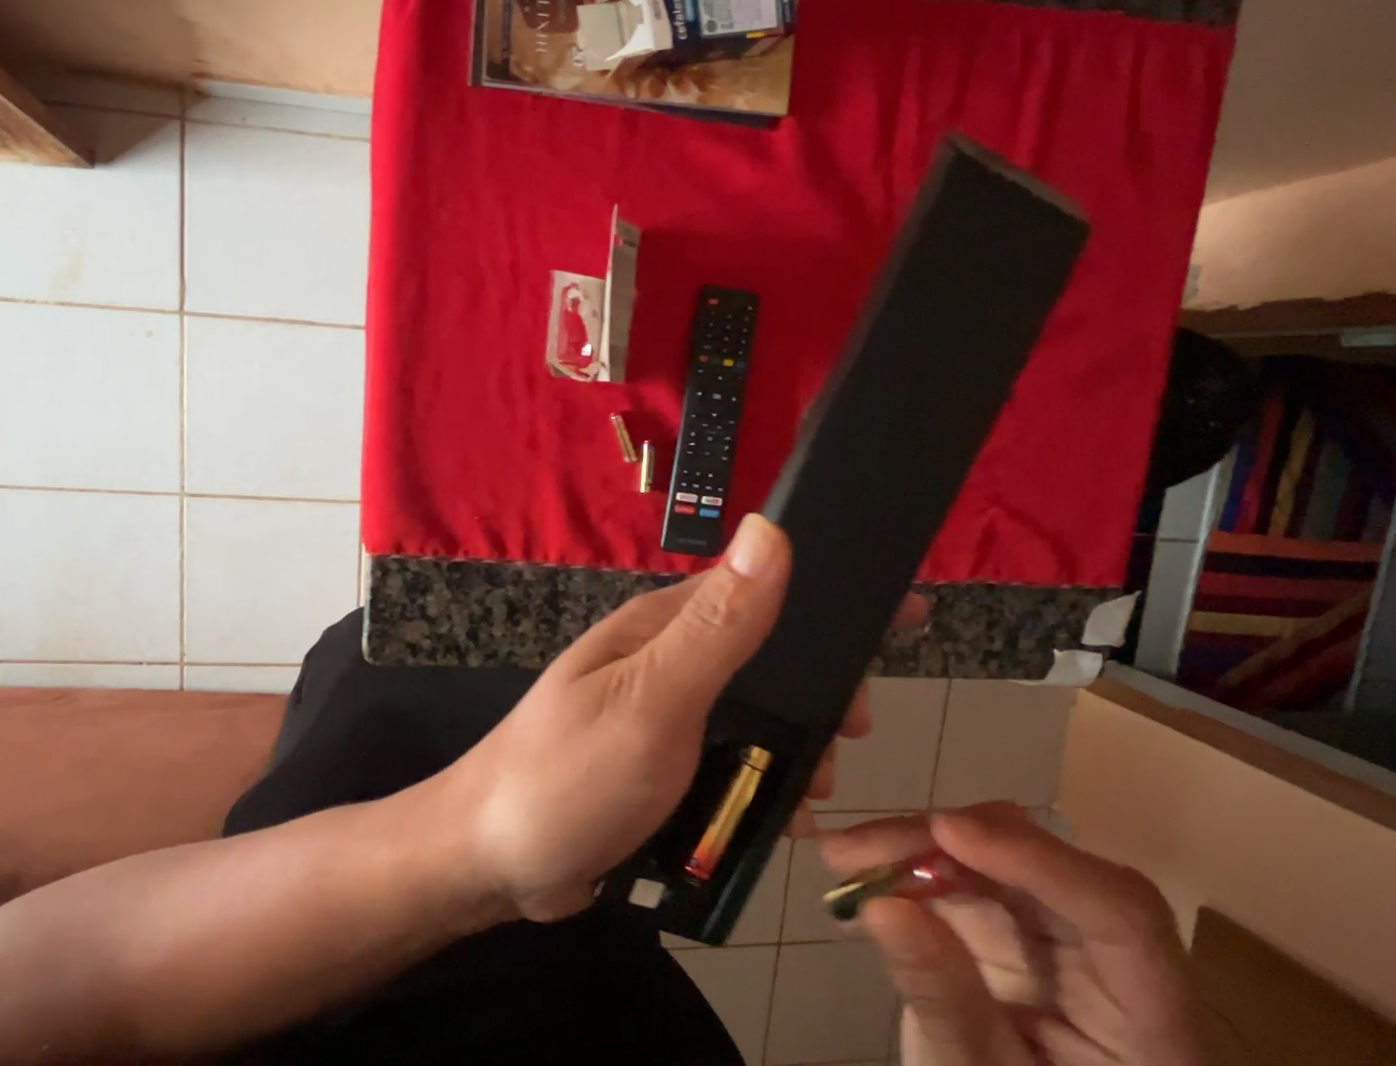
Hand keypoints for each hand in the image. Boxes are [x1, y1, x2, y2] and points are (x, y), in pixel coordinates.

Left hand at [431, 514, 923, 922]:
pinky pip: (730, 769)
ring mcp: (662, 720)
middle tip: (849, 740)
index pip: (759, 589)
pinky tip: (779, 823)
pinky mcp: (660, 771)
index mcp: (661, 629)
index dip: (828, 602)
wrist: (493, 864)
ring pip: (755, 722)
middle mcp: (665, 664)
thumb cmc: (568, 778)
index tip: (903, 621)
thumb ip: (715, 626)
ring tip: (810, 795)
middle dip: (818, 696)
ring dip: (794, 753)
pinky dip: (761, 789)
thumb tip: (769, 530)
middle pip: (767, 662)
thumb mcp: (651, 701)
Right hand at [818, 804, 1203, 1065]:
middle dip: (946, 844)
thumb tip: (880, 906)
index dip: (1035, 860)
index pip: (1117, 915)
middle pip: (1047, 871)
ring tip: (843, 859)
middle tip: (856, 849)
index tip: (943, 829)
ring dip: (918, 851)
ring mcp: (1067, 948)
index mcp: (1151, 1024)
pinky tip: (863, 879)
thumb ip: (945, 1002)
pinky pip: (968, 886)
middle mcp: (1118, 966)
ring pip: (1000, 865)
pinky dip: (913, 876)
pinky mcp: (1020, 940)